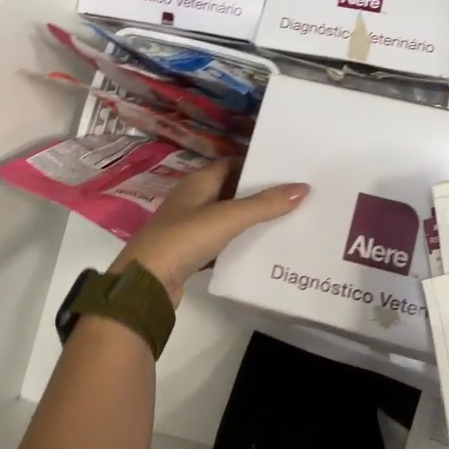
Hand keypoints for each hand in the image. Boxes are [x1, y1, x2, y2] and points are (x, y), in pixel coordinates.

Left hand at [114, 160, 307, 304]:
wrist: (145, 284)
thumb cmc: (184, 239)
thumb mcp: (228, 218)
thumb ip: (265, 204)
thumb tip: (303, 187)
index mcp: (197, 182)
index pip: (232, 163)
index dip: (257, 165)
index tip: (286, 170)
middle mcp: (192, 200)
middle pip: (231, 190)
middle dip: (259, 193)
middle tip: (294, 195)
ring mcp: (188, 227)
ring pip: (227, 217)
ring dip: (250, 219)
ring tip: (286, 220)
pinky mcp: (189, 253)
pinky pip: (221, 242)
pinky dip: (239, 243)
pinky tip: (261, 248)